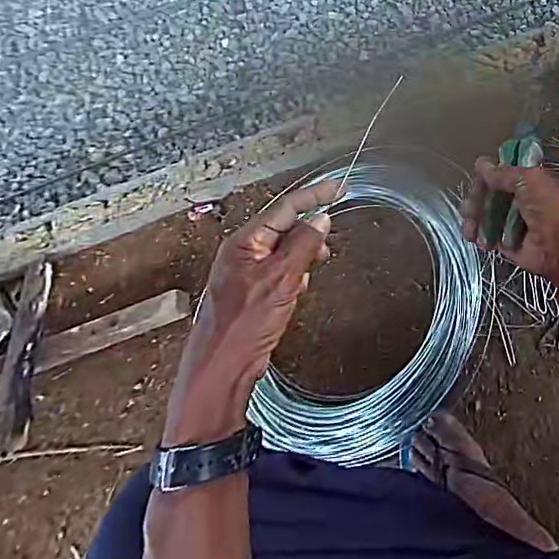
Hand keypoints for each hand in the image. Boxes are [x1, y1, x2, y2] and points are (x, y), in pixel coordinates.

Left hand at [165, 179, 340, 444]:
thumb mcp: (282, 279)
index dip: (315, 195)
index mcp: (244, 242)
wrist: (220, 371)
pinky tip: (298, 288)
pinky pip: (281, 270)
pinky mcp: (252, 292)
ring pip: (285, 249)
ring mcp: (246, 273)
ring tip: (314, 266)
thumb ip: (304, 244)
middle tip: (331, 233)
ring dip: (303, 254)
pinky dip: (295, 274)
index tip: (338, 186)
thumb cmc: (241, 327)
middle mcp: (242, 253)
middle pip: (284, 226)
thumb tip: (321, 219)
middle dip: (310, 229)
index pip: (285, 207)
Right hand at [461, 157, 558, 278]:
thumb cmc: (550, 210)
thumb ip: (504, 173)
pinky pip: (486, 234)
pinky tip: (479, 240)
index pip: (499, 172)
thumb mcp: (530, 182)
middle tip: (469, 209)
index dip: (487, 175)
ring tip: (471, 229)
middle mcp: (518, 198)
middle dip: (476, 200)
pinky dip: (480, 236)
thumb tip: (481, 163)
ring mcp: (511, 221)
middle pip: (488, 193)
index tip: (478, 180)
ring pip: (483, 214)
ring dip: (474, 220)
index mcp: (527, 180)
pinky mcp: (505, 242)